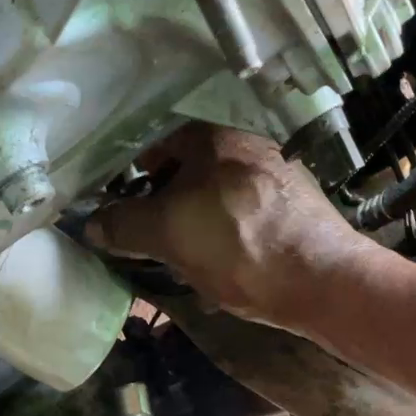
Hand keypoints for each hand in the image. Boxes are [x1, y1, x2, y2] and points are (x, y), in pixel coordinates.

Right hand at [86, 124, 376, 330]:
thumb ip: (125, 225)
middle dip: (164, 205)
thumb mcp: (169, 236)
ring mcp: (277, 174)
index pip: (153, 146)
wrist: (324, 280)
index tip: (119, 214)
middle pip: (187, 172)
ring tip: (185, 262)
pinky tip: (228, 266)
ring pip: (217, 196)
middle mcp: (246, 143)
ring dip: (196, 225)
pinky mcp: (297, 207)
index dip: (129, 180)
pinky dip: (229, 236)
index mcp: (211, 136)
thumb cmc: (238, 246)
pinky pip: (247, 216)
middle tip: (150, 243)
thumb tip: (92, 223)